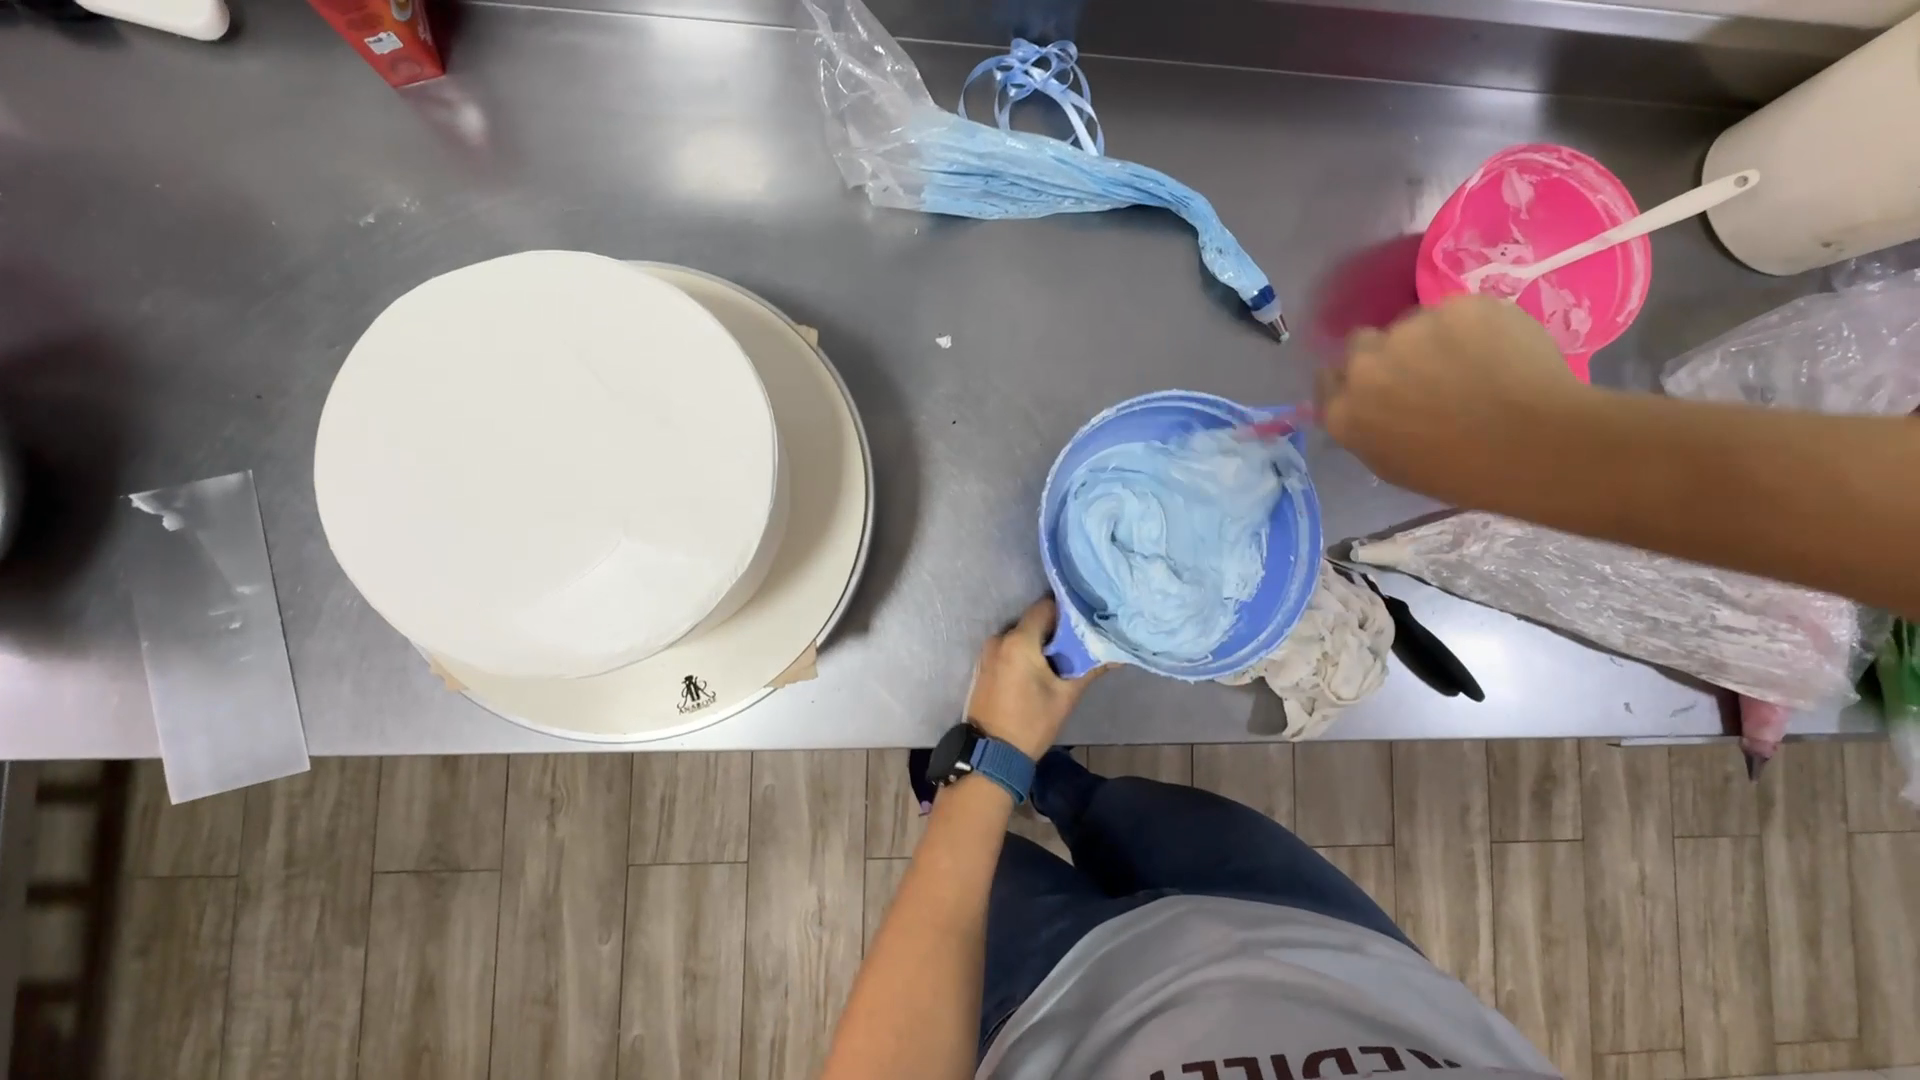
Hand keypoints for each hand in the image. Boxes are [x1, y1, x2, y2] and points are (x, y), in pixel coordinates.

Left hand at [966, 597, 1102, 758]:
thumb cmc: (1031, 723)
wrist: (993, 754)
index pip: (1045, 607)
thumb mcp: (1065, 696)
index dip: (1066, 611)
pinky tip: (1041, 669)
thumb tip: (1117, 655)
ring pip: (1021, 636)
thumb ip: (1090, 669)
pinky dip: (1025, 654)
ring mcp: (987, 653)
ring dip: (1040, 644)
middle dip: (1055, 630)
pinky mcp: (983, 667)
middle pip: (1033, 622)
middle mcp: (999, 639)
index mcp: (1019, 641)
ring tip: (1062, 658)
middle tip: (1078, 643)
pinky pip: (1009, 649)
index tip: (1084, 621)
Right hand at [1316, 295, 1595, 504]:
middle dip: (1385, 354)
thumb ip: (1367, 424)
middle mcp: (1365, 366)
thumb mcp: (1391, 462)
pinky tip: (1498, 351)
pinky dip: (1473, 328)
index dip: (1352, 380)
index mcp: (1345, 411)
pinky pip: (1457, 312)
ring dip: (1431, 339)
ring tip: (1471, 363)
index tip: (1378, 386)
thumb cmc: (1462, 472)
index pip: (1328, 379)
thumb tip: (1374, 403)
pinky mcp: (1457, 307)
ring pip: (1413, 324)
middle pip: (1362, 344)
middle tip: (1423, 372)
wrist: (1536, 445)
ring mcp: (1410, 330)